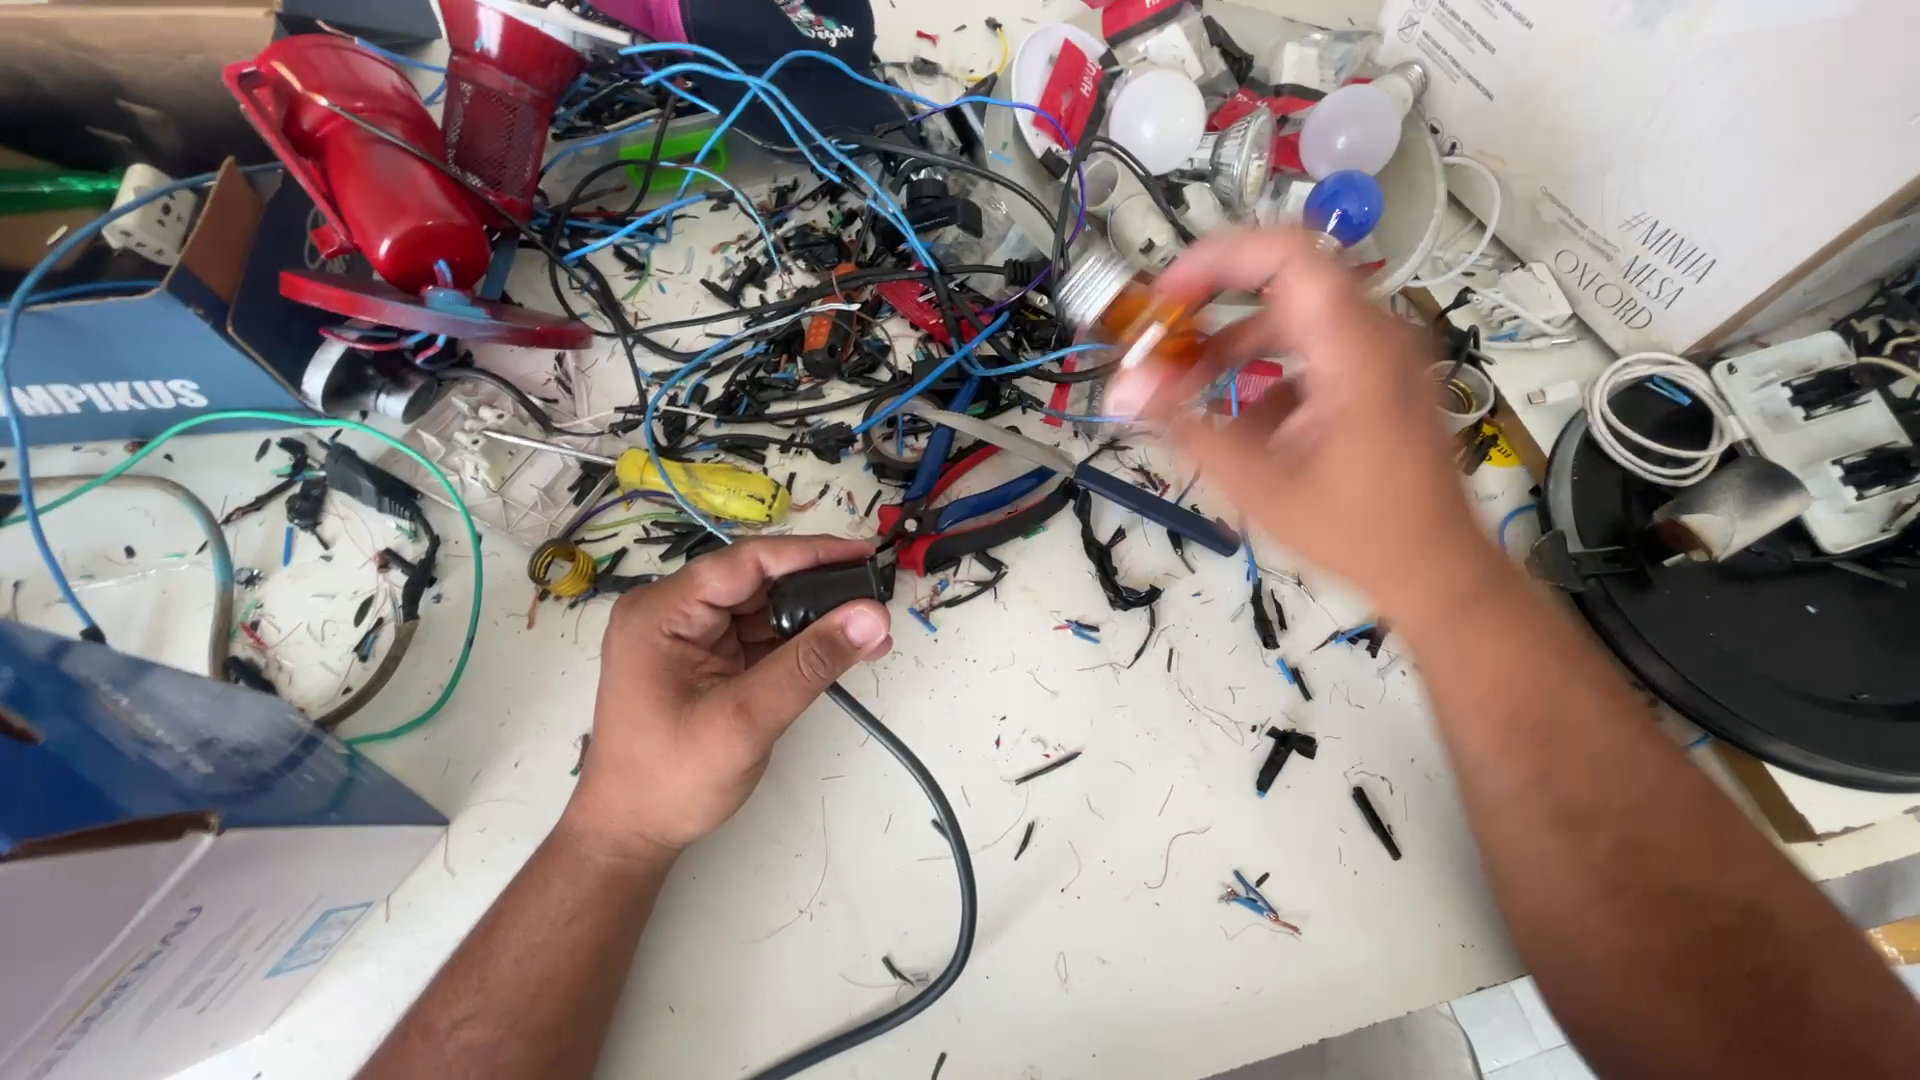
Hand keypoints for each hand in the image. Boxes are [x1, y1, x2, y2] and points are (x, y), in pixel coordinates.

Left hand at [564, 536, 891, 863]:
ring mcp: (689, 636)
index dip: (808, 553)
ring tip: (869, 628)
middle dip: (817, 589)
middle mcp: (671, 612)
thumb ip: (811, 663)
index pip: (745, 562)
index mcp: (661, 612)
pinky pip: (760, 635)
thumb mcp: (747, 719)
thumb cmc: (672, 780)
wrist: (631, 835)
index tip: (864, 553)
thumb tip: (873, 615)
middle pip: (756, 582)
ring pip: (764, 608)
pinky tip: (841, 648)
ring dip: (815, 618)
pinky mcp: (707, 659)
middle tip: (874, 597)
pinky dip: (800, 643)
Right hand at [1111, 226, 1502, 615]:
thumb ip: (1185, 426)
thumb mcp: (1256, 481)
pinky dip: (1264, 373)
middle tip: (1161, 342)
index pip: (1286, 255)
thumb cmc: (1353, 529)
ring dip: (1231, 346)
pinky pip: (1310, 352)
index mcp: (1352, 347)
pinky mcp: (1375, 378)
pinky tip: (1239, 425)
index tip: (1163, 298)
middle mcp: (1373, 334)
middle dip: (1210, 309)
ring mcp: (1379, 355)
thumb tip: (1121, 389)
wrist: (1435, 568)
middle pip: (1281, 283)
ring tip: (1185, 389)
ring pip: (1291, 320)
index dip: (1216, 259)